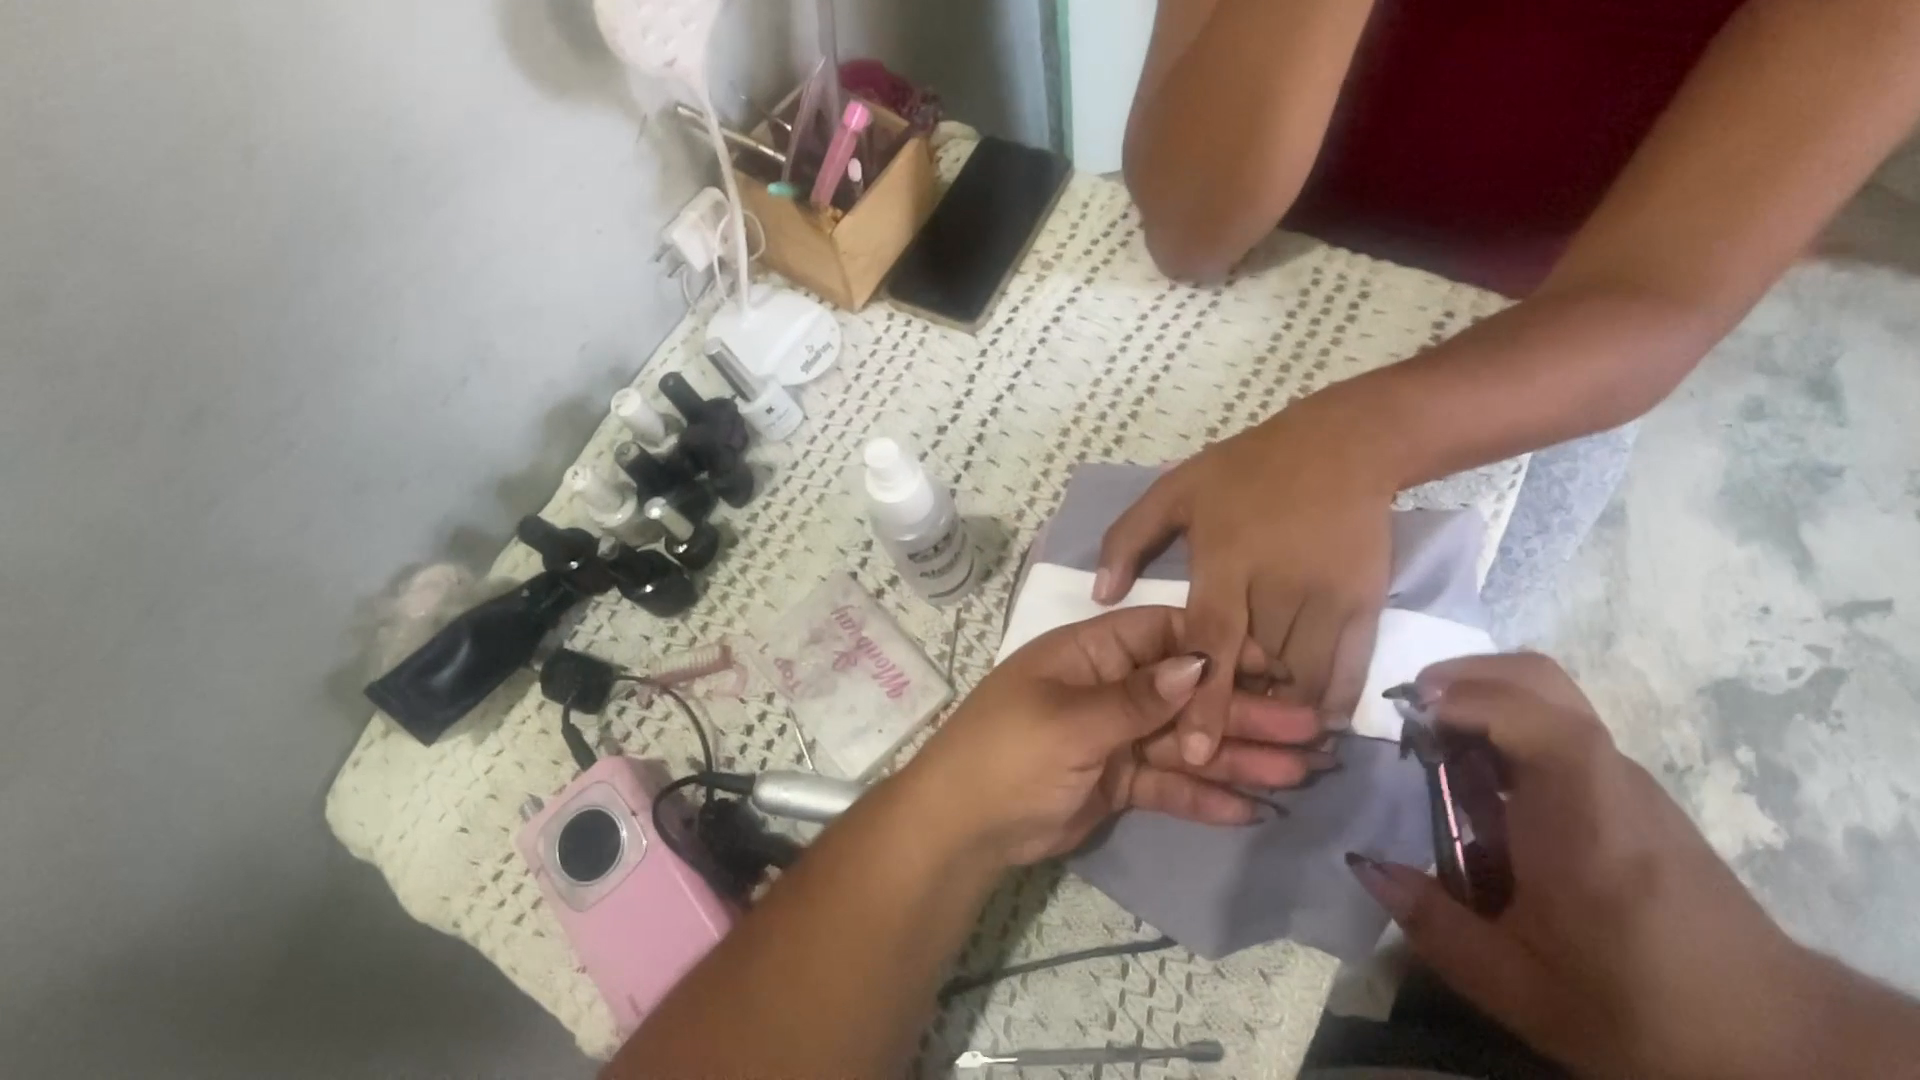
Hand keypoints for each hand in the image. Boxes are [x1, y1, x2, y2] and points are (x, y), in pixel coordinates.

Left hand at [901, 606, 1329, 866]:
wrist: (962, 827)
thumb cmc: (1010, 753)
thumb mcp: (1072, 719)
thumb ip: (1139, 697)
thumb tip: (1199, 663)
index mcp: (1090, 654)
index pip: (1166, 637)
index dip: (1219, 650)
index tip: (1275, 666)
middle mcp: (1108, 689)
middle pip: (1186, 694)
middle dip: (1244, 711)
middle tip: (1310, 730)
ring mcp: (1114, 736)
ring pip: (1185, 741)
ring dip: (1237, 756)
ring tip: (1298, 772)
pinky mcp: (1117, 781)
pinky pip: (1168, 782)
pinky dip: (1203, 794)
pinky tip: (1250, 808)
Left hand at [1097, 391, 1395, 765]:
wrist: (1344, 444)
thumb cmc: (1248, 468)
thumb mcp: (1175, 490)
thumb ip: (1130, 540)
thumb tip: (1099, 592)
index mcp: (1223, 565)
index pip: (1208, 642)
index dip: (1200, 699)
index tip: (1193, 751)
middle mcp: (1274, 590)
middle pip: (1257, 673)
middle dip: (1246, 722)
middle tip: (1228, 765)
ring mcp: (1325, 599)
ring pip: (1304, 679)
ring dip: (1287, 718)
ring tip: (1272, 752)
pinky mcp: (1365, 605)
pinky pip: (1349, 668)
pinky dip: (1332, 699)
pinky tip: (1317, 722)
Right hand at [1345, 653, 1825, 1078]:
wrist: (1772, 1038)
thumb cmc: (1637, 1008)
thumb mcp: (1513, 985)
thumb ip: (1431, 921)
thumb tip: (1363, 862)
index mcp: (1584, 819)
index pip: (1534, 716)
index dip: (1463, 696)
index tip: (1404, 716)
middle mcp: (1610, 781)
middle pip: (1541, 679)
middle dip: (1465, 675)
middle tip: (1410, 710)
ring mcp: (1626, 782)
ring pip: (1550, 697)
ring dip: (1483, 698)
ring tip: (1431, 741)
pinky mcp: (1631, 795)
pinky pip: (1559, 729)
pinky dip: (1506, 724)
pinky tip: (1477, 778)